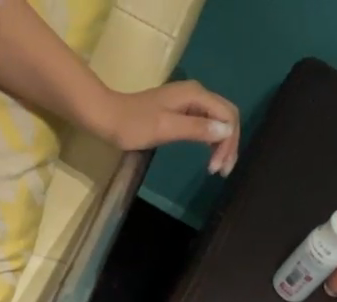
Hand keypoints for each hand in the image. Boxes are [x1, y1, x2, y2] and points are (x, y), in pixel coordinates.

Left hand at [97, 79, 240, 175]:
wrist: (108, 117)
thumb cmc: (134, 125)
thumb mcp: (166, 128)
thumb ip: (196, 129)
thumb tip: (226, 130)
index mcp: (196, 95)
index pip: (227, 116)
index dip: (228, 142)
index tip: (217, 168)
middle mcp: (196, 94)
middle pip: (225, 116)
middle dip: (228, 144)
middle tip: (222, 172)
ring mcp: (188, 102)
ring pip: (216, 121)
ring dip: (221, 143)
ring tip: (217, 168)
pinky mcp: (180, 111)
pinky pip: (204, 123)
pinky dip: (209, 140)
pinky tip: (208, 155)